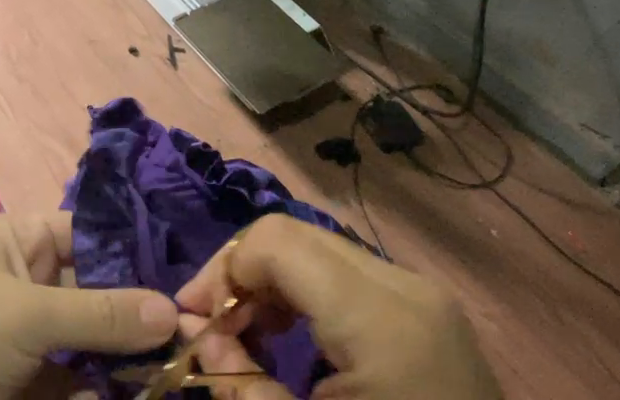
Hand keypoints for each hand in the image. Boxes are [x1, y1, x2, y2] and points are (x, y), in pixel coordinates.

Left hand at [0, 211, 179, 398]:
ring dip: (134, 356)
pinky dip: (109, 387)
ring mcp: (32, 337)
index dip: (136, 255)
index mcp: (18, 242)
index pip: (89, 236)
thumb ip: (99, 312)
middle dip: (144, 313)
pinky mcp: (33, 386)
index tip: (193, 282)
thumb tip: (175, 310)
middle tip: (200, 336)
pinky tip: (146, 390)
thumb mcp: (24, 315)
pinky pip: (82, 380)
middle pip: (99, 290)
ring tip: (186, 367)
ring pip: (97, 340)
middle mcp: (29, 282)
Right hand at [175, 215, 501, 399]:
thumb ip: (244, 384)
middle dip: (239, 272)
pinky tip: (291, 335)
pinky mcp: (429, 310)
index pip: (275, 243)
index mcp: (382, 320)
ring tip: (246, 333)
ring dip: (270, 281)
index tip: (193, 320)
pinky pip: (346, 273)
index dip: (221, 271)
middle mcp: (406, 287)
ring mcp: (424, 294)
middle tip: (211, 325)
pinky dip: (305, 291)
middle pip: (293, 235)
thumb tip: (190, 333)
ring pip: (317, 248)